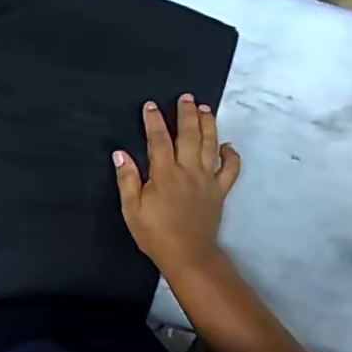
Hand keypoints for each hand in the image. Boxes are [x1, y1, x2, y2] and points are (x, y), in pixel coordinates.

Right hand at [114, 94, 241, 276]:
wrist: (187, 253)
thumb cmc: (154, 233)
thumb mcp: (131, 208)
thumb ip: (128, 179)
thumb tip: (120, 154)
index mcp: (164, 174)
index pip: (158, 140)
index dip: (154, 121)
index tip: (151, 105)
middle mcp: (188, 170)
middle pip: (189, 135)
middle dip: (186, 114)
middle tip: (186, 98)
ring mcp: (207, 179)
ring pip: (210, 144)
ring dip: (208, 124)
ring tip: (205, 109)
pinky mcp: (219, 190)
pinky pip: (230, 168)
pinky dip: (231, 154)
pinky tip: (226, 145)